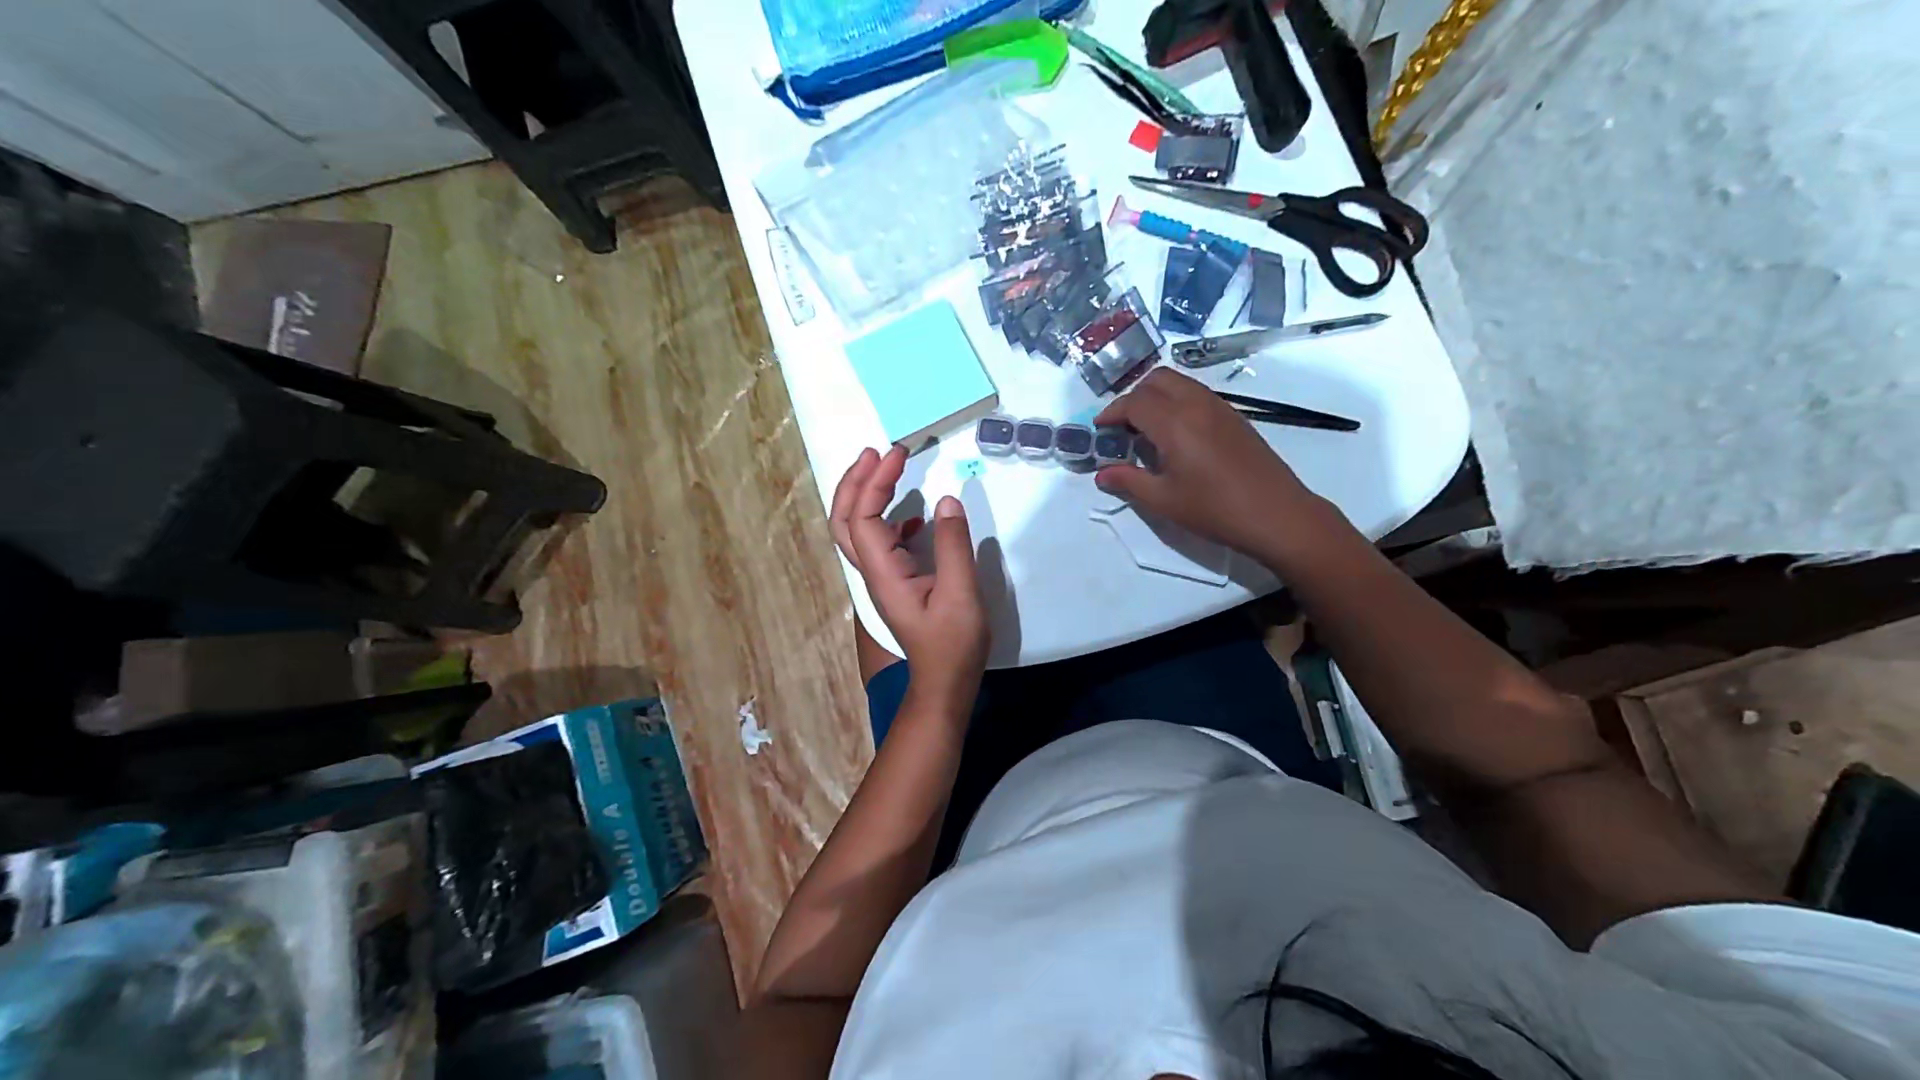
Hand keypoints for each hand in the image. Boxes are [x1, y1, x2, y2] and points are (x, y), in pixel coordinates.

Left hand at [829, 446, 987, 705]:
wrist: (944, 683)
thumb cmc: (953, 645)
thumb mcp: (961, 594)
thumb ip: (954, 546)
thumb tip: (947, 500)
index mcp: (884, 573)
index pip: (864, 517)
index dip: (875, 482)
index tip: (898, 455)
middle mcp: (874, 571)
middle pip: (845, 520)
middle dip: (856, 481)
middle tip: (877, 452)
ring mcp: (883, 577)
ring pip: (858, 529)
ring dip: (867, 495)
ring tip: (888, 469)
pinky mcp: (897, 582)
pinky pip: (881, 541)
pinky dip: (889, 517)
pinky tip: (913, 515)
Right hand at [1094, 368, 1327, 556]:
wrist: (1276, 514)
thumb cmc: (1214, 509)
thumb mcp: (1164, 500)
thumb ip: (1129, 481)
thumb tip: (1102, 474)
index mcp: (1174, 422)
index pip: (1134, 402)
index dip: (1111, 413)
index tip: (1100, 430)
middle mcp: (1196, 404)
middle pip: (1156, 381)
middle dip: (1133, 398)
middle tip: (1122, 427)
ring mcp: (1219, 407)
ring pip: (1179, 383)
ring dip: (1156, 397)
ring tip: (1146, 430)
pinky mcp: (1234, 417)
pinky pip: (1197, 394)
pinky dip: (1177, 402)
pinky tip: (1176, 435)